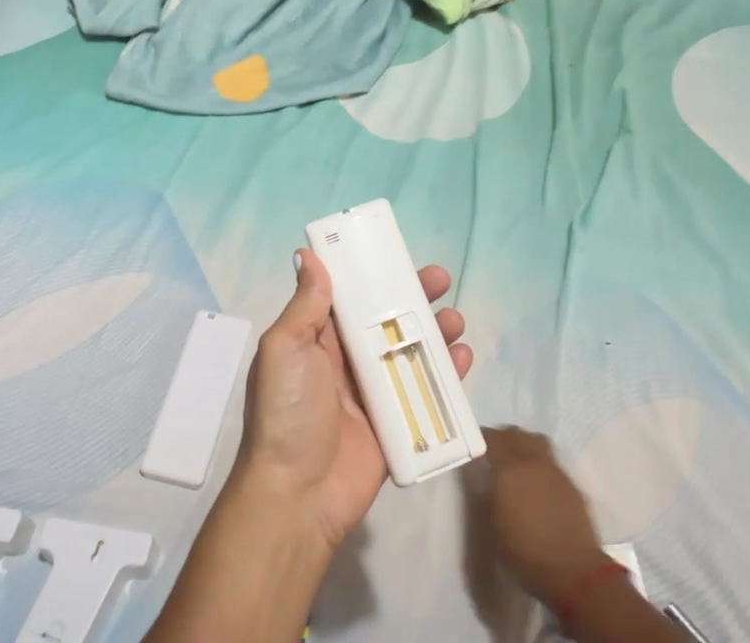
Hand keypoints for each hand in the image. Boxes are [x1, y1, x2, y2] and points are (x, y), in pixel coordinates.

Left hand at [232, 247, 472, 552]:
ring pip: (412, 352)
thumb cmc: (286, 413)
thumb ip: (305, 306)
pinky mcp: (397, 424)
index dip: (373, 274)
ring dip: (436, 331)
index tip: (397, 254)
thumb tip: (308, 255)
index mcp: (317, 341)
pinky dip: (449, 373)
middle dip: (414, 297)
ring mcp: (374, 394)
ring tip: (455, 320)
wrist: (297, 494)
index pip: (349, 297)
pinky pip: (427, 392)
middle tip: (440, 280)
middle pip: (387, 320)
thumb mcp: (285, 350)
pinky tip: (464, 356)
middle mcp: (346, 362)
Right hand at [482, 426, 612, 603]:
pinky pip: (552, 461)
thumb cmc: (524, 553)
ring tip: (517, 461)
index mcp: (508, 470)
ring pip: (537, 442)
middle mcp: (532, 462)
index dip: (482, 438)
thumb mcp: (492, 524)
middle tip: (493, 451)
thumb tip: (485, 477)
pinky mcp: (571, 484)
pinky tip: (537, 482)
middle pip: (516, 434)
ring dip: (524, 444)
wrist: (572, 571)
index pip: (492, 439)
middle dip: (502, 438)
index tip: (474, 445)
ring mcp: (555, 471)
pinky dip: (540, 463)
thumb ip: (487, 493)